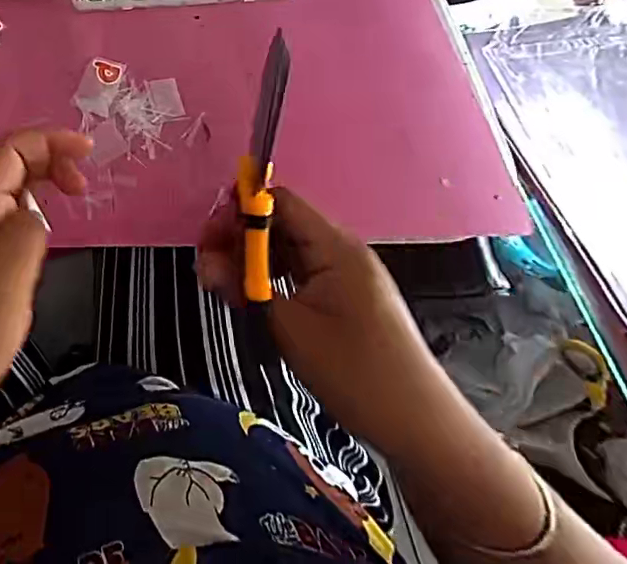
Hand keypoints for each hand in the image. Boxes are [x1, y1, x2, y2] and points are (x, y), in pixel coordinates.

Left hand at [0, 128, 90, 499]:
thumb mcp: (4, 287)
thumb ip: (27, 236)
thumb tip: (37, 212)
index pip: (10, 150)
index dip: (50, 140)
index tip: (89, 151)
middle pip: (9, 163)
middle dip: (50, 158)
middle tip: (84, 183)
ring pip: (8, 189)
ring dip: (43, 181)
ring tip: (74, 198)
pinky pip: (5, 216)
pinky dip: (34, 208)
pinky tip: (45, 230)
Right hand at [196, 187, 440, 448]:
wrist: (419, 426)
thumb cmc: (356, 373)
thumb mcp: (290, 328)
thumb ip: (246, 287)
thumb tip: (210, 260)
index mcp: (334, 246)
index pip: (280, 201)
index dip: (241, 210)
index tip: (209, 238)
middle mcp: (341, 249)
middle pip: (280, 223)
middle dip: (239, 240)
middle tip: (207, 269)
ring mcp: (345, 272)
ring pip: (287, 249)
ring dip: (252, 262)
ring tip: (221, 287)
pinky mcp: (345, 295)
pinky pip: (300, 272)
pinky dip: (272, 279)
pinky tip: (250, 299)